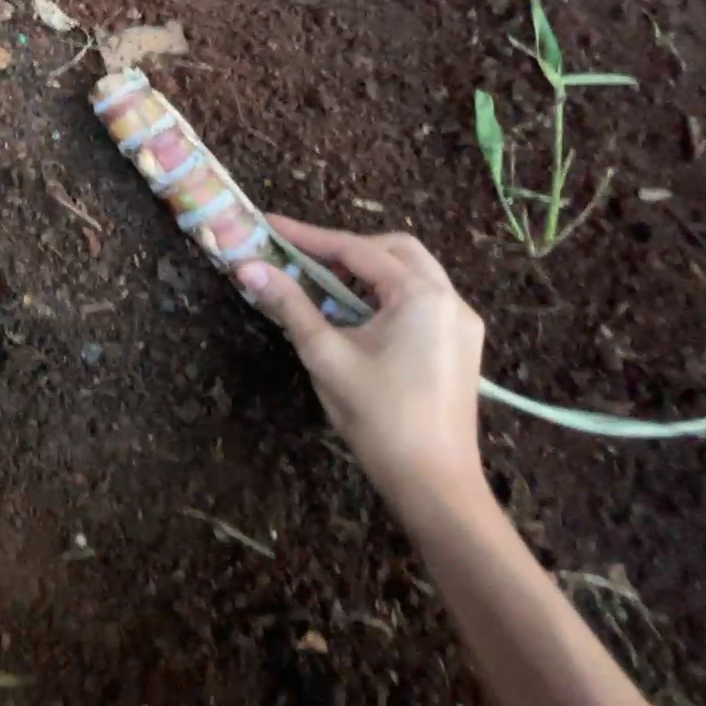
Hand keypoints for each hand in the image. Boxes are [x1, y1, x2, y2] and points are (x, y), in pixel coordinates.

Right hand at [234, 216, 487, 514]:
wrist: (432, 479)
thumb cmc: (377, 414)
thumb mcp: (324, 354)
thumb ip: (288, 304)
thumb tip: (247, 267)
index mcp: (421, 298)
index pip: (357, 250)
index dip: (307, 236)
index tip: (268, 226)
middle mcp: (450, 301)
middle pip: (394, 250)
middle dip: (343, 246)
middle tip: (297, 254)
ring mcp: (458, 324)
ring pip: (409, 273)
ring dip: (362, 269)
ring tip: (316, 280)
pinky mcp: (455, 344)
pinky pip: (416, 298)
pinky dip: (379, 292)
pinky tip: (348, 310)